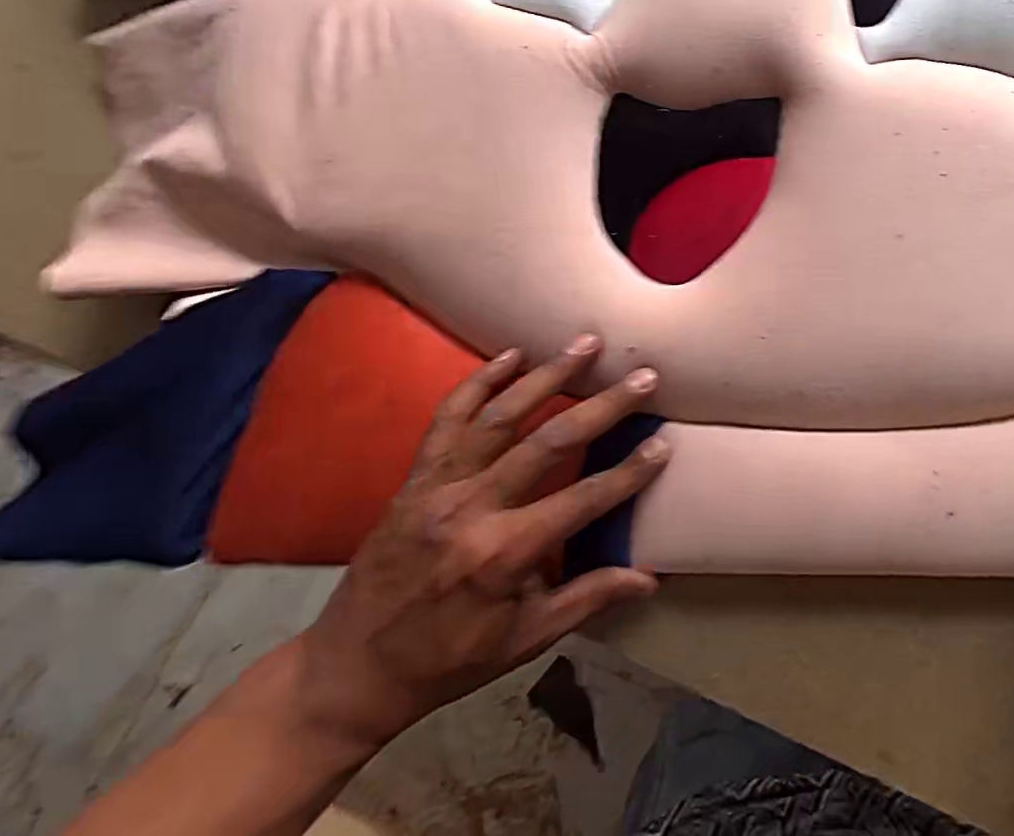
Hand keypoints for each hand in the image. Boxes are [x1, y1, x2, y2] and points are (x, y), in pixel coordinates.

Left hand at [293, 335, 668, 748]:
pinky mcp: (415, 477)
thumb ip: (587, 599)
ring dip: (547, 374)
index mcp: (504, 554)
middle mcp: (471, 508)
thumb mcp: (524, 640)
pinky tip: (510, 354)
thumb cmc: (448, 660)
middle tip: (642, 376)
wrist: (350, 669)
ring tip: (585, 344)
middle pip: (549, 441)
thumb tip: (649, 579)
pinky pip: (448, 417)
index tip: (664, 443)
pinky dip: (479, 381)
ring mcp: (438, 485)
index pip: (584, 500)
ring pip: (500, 415)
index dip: (629, 472)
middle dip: (603, 406)